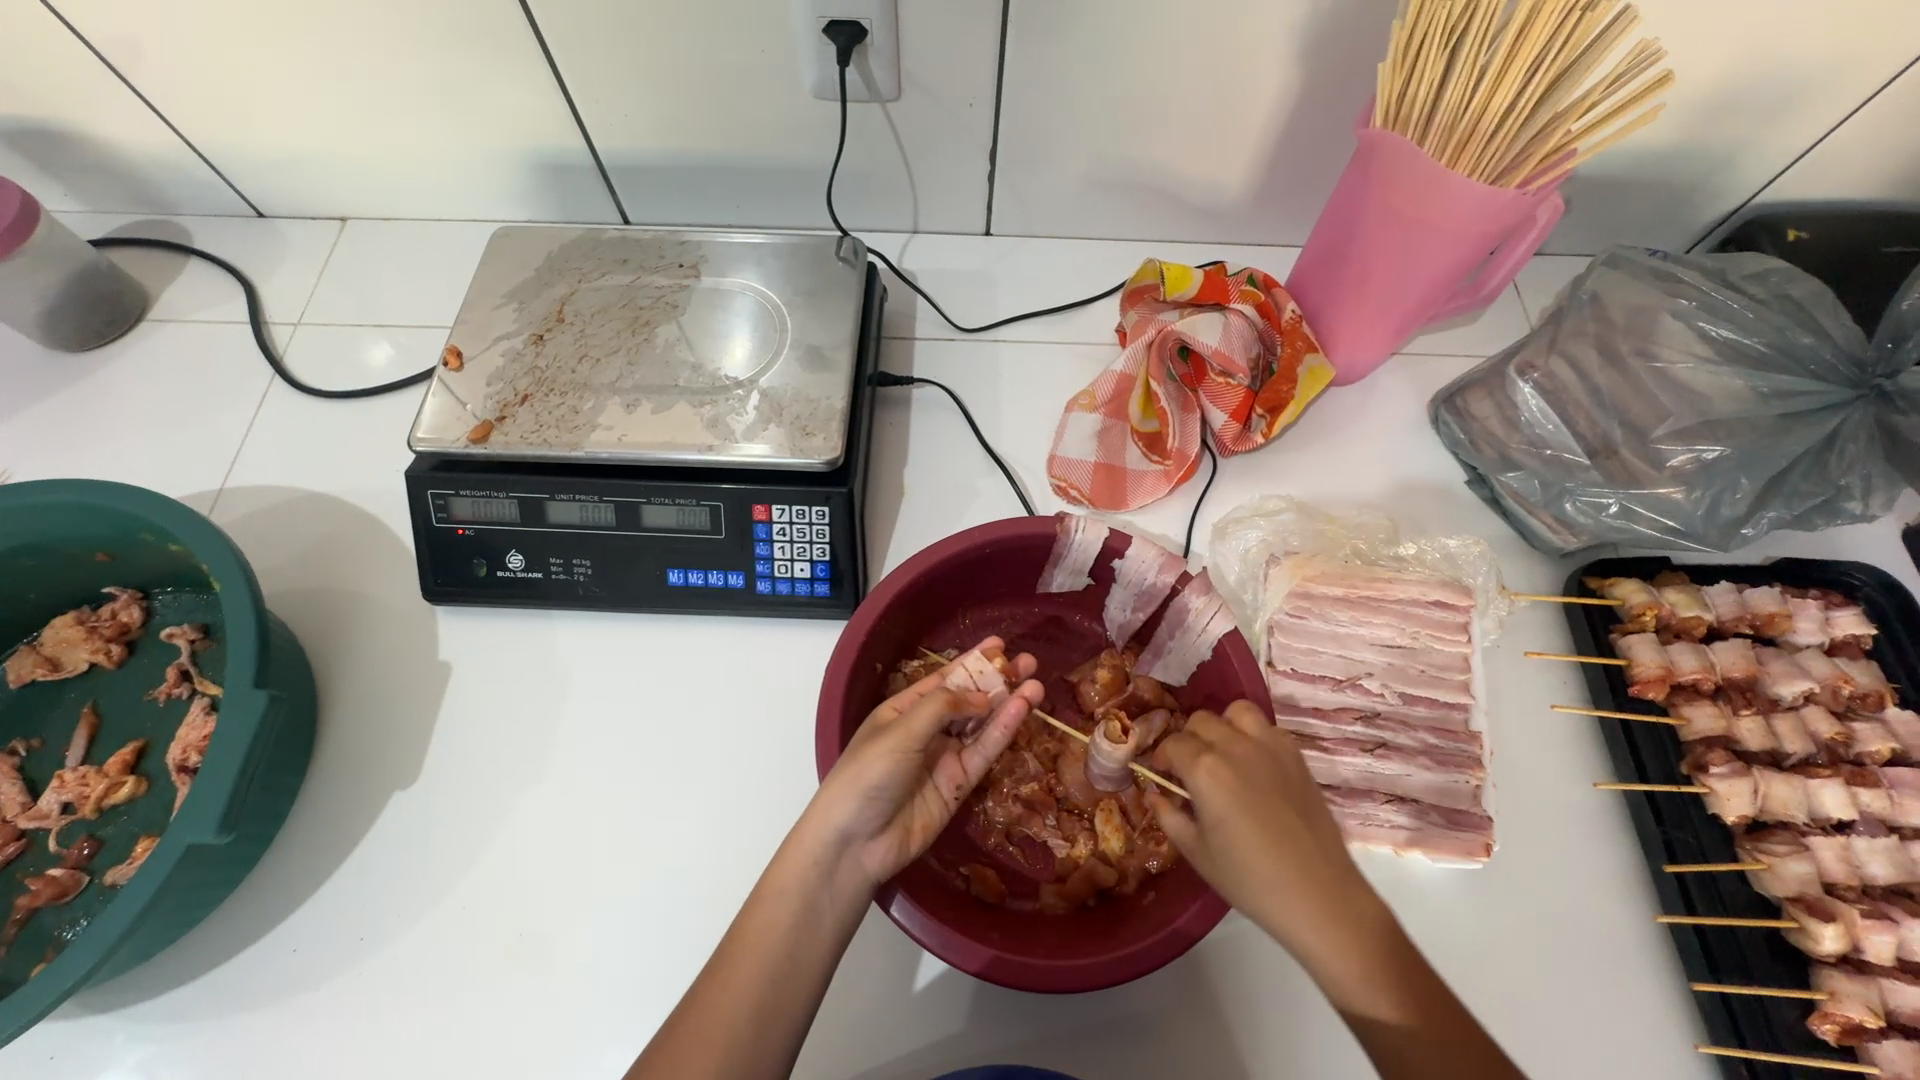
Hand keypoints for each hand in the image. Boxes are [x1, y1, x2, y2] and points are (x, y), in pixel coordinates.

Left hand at [802, 638, 1043, 890]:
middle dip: (997, 682)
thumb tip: (984, 696)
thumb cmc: (867, 775)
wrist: (855, 841)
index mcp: (903, 710)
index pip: (943, 679)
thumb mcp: (901, 730)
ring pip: (982, 726)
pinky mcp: (959, 785)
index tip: (1000, 646)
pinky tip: (1021, 710)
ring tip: (1037, 685)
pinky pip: (984, 753)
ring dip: (1007, 705)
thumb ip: (943, 707)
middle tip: (1028, 663)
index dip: (972, 662)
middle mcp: (926, 730)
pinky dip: (1003, 732)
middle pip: (968, 701)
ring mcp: (944, 758)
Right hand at [1148, 701, 1388, 961]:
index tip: (1163, 776)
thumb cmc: (1249, 879)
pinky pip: (1268, 728)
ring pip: (1237, 712)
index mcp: (1205, 770)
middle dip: (1189, 740)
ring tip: (1223, 755)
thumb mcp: (1196, 852)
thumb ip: (1170, 816)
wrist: (1318, 895)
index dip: (1162, 758)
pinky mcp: (1297, 757)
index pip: (1172, 744)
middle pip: (1201, 721)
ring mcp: (1271, 747)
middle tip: (1190, 769)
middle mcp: (1236, 747)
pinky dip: (1254, 736)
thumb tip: (1156, 795)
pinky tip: (1254, 766)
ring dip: (1223, 727)